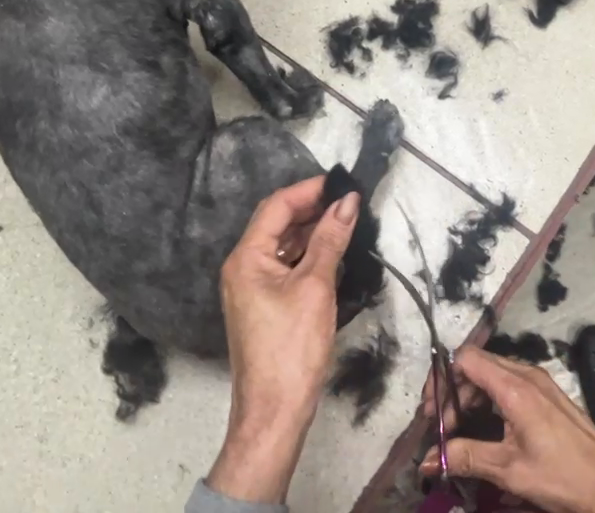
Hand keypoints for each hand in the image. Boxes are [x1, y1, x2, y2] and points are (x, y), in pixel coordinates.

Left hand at [206, 177, 358, 503]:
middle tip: (351, 201)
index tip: (343, 182)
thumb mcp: (315, 287)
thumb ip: (331, 239)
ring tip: (348, 221)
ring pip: (284, 245)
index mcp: (246, 257)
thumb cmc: (292, 347)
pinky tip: (335, 253)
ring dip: (314, 231)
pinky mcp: (265, 305)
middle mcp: (243, 267)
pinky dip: (310, 255)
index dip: (310, 189)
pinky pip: (286, 266)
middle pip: (278, 223)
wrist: (274, 412)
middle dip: (313, 209)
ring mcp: (252, 287)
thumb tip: (348, 201)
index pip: (277, 206)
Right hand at [422, 348, 594, 512]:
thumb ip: (466, 458)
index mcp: (514, 386)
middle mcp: (525, 373)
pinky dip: (487, 400)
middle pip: (475, 365)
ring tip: (459, 432)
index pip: (465, 359)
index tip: (432, 414)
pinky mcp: (544, 392)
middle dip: (452, 394)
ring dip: (469, 399)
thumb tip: (428, 460)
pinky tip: (484, 429)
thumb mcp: (509, 470)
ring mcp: (537, 380)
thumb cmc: (561, 474)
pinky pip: (506, 383)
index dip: (442, 381)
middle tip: (442, 430)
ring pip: (490, 374)